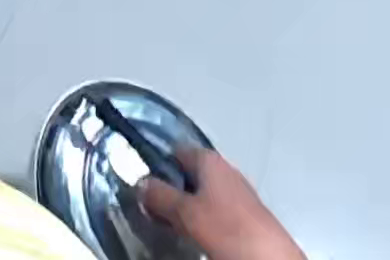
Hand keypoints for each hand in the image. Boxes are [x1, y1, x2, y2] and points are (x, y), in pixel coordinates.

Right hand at [139, 147, 304, 259]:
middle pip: (188, 175)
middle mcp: (225, 171)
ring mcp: (239, 197)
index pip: (174, 150)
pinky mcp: (250, 221)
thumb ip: (159, 196)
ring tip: (173, 229)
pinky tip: (198, 240)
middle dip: (171, 190)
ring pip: (202, 197)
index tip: (142, 184)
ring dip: (187, 210)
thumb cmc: (229, 231)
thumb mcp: (186, 214)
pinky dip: (205, 224)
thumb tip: (139, 183)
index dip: (156, 164)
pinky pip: (217, 215)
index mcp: (209, 159)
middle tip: (154, 211)